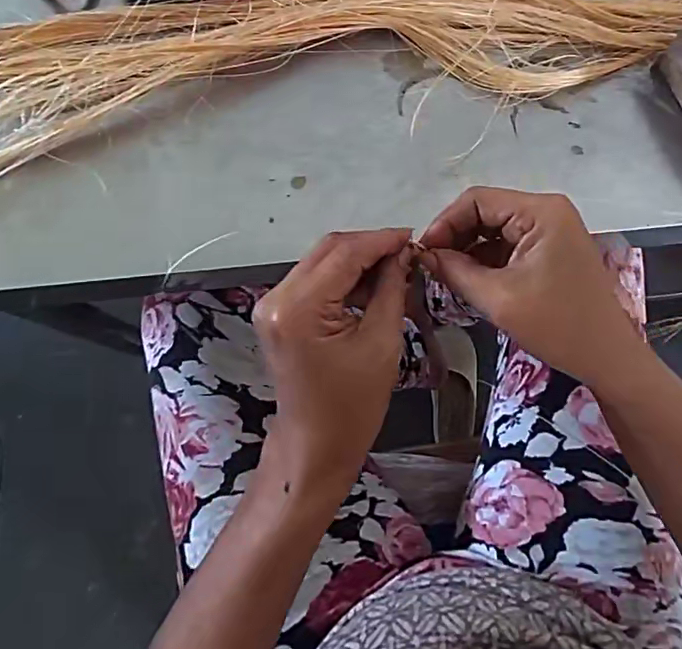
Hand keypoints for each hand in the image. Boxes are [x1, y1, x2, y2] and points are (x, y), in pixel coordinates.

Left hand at [253, 228, 413, 497]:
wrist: (315, 445)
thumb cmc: (353, 406)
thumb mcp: (381, 344)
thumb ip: (390, 289)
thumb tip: (401, 254)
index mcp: (298, 308)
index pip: (342, 253)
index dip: (380, 240)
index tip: (411, 236)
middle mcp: (276, 298)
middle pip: (326, 251)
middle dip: (367, 247)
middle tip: (405, 252)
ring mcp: (270, 303)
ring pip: (319, 261)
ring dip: (354, 260)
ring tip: (393, 268)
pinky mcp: (275, 311)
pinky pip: (311, 279)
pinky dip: (339, 277)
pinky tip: (367, 284)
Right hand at [417, 188, 646, 387]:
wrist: (611, 361)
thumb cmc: (559, 326)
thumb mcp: (497, 298)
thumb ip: (453, 270)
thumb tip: (423, 254)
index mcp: (541, 212)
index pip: (476, 200)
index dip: (445, 223)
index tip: (424, 251)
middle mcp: (547, 211)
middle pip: (484, 211)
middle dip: (455, 236)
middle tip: (431, 264)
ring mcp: (551, 229)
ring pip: (492, 228)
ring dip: (467, 248)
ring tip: (446, 273)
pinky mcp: (550, 248)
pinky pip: (506, 243)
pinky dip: (484, 258)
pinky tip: (469, 278)